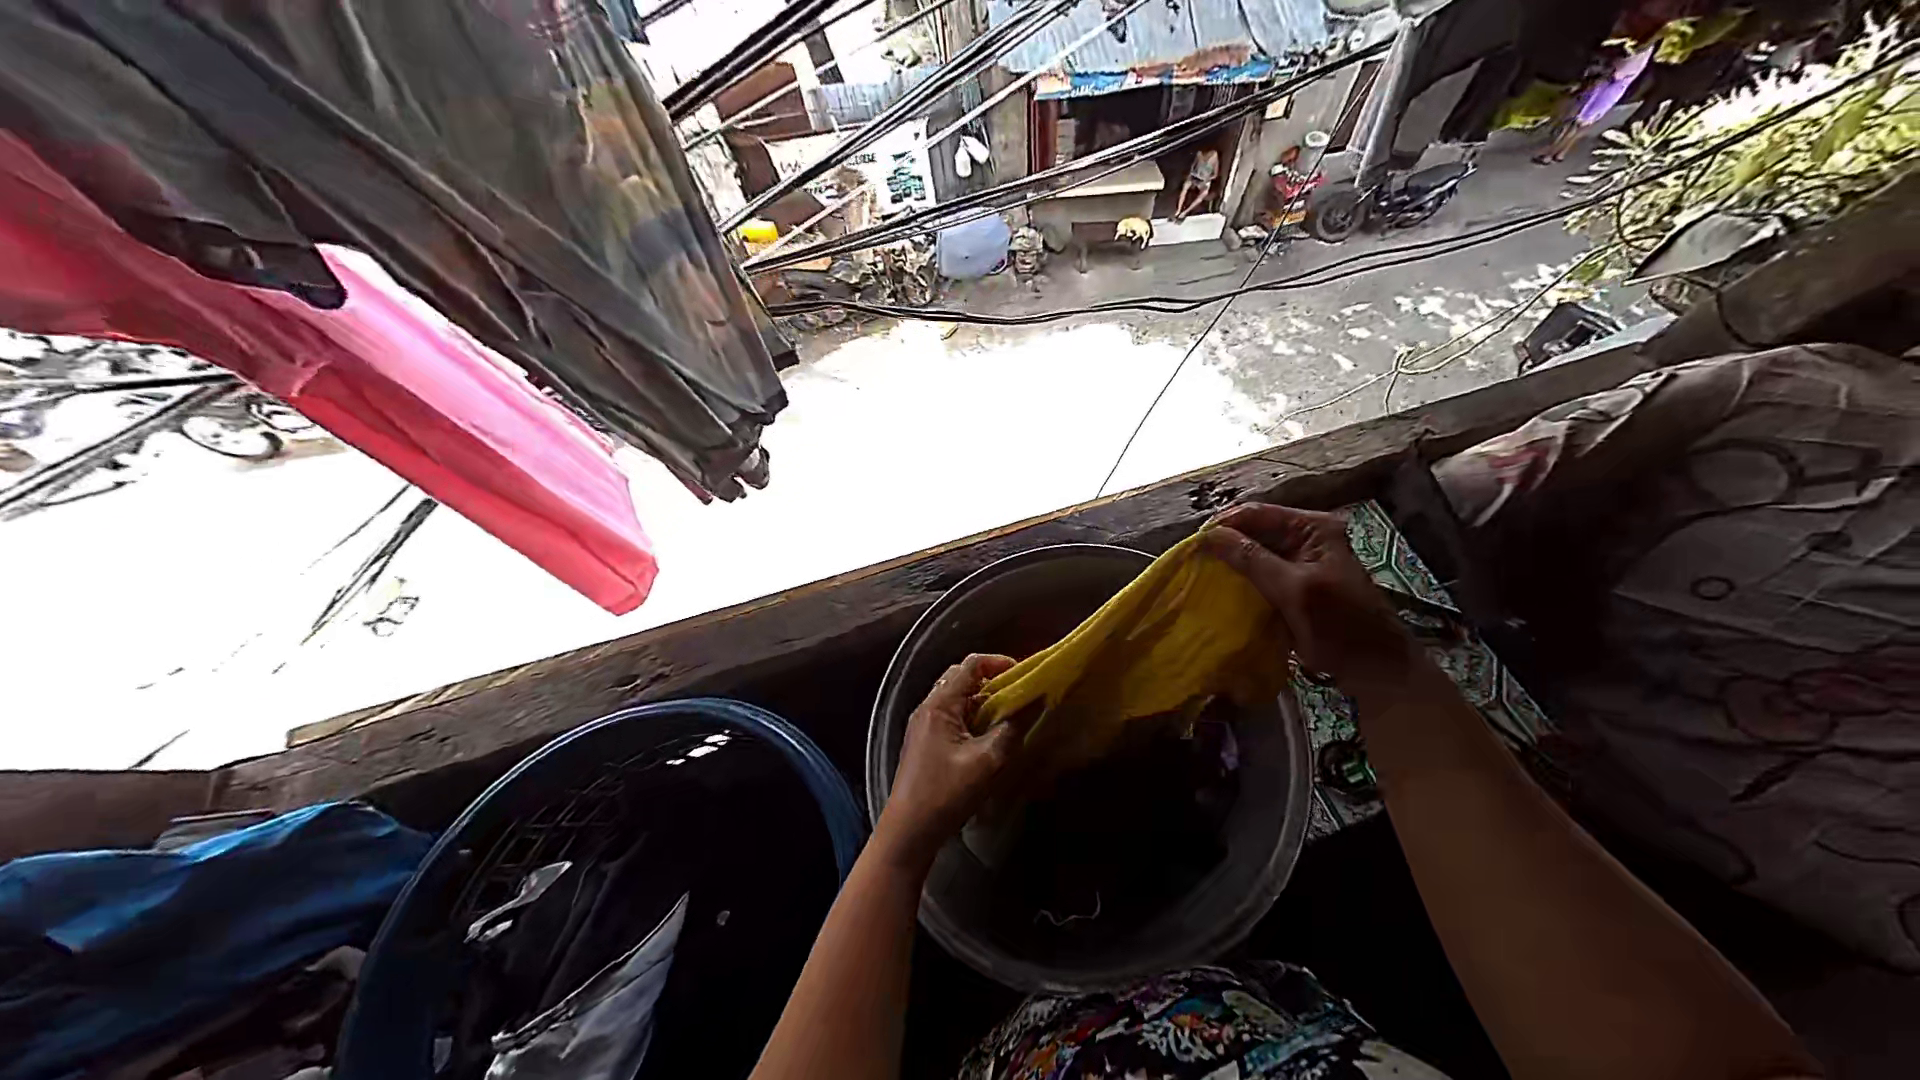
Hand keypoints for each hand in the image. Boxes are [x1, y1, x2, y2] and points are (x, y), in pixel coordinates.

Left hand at [877, 653, 1021, 868]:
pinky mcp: (926, 742)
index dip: (999, 663)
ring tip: (1009, 715)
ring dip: (984, 701)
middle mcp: (928, 707)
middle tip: (1019, 694)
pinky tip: (990, 735)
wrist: (909, 830)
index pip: (971, 665)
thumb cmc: (946, 792)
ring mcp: (924, 725)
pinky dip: (973, 717)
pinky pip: (953, 716)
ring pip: (958, 698)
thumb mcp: (987, 761)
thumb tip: (1034, 704)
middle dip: (993, 681)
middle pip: (962, 678)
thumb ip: (1012, 729)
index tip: (1024, 675)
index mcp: (939, 704)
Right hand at [1200, 503, 1419, 694]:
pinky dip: (1238, 578)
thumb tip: (1209, 536)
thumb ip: (1252, 559)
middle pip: (1251, 530)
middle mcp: (1304, 537)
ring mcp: (1297, 560)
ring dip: (1228, 562)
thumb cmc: (1340, 626)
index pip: (1255, 514)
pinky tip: (1219, 587)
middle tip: (1192, 561)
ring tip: (1200, 573)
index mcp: (1312, 528)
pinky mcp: (1290, 583)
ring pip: (1251, 551)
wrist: (1374, 668)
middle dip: (1223, 544)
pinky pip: (1256, 572)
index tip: (1192, 546)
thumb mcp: (1294, 589)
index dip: (1222, 526)